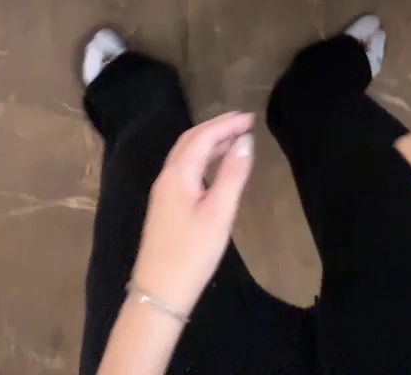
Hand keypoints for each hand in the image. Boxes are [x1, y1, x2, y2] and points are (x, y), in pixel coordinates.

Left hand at [132, 111, 255, 314]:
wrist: (159, 294)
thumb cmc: (192, 253)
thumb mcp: (219, 213)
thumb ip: (233, 173)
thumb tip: (245, 140)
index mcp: (178, 173)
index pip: (203, 136)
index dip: (227, 124)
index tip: (251, 117)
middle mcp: (167, 176)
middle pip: (191, 139)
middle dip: (217, 126)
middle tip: (243, 121)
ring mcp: (164, 191)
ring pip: (187, 154)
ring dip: (210, 141)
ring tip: (235, 139)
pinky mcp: (166, 206)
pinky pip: (185, 168)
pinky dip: (203, 158)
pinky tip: (216, 168)